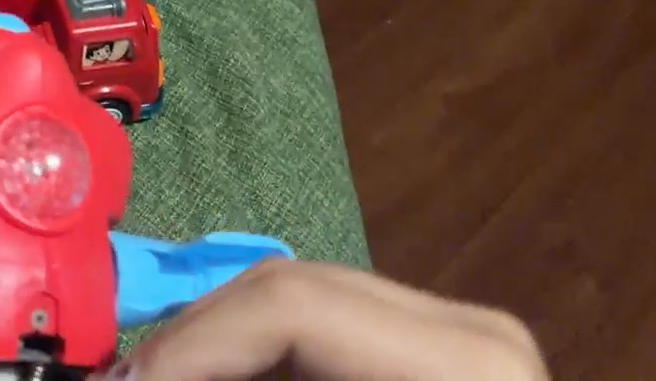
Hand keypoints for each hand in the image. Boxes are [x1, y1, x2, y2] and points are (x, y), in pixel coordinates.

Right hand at [113, 258, 546, 380]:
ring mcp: (451, 330)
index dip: (191, 346)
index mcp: (464, 362)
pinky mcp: (434, 348)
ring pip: (293, 306)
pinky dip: (262, 362)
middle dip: (192, 347)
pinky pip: (321, 334)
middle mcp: (459, 324)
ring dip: (219, 352)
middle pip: (281, 292)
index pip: (289, 304)